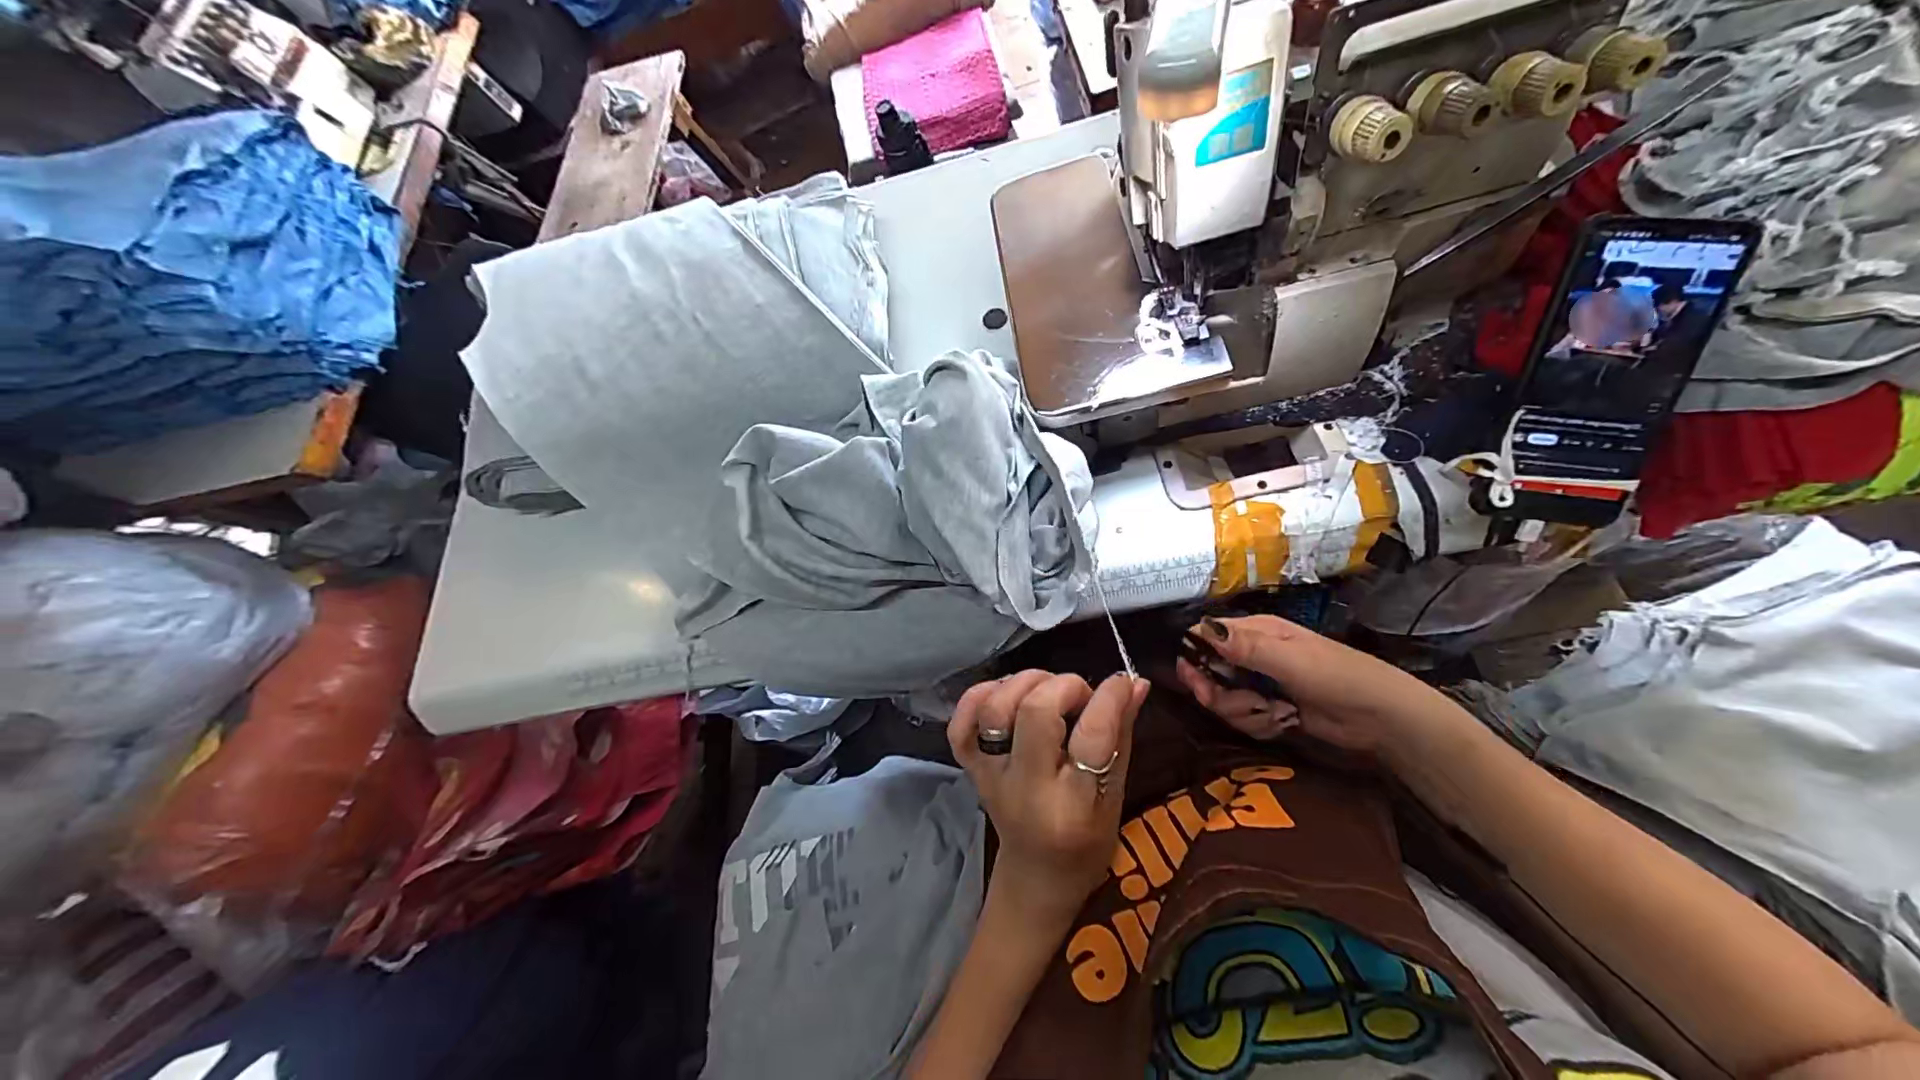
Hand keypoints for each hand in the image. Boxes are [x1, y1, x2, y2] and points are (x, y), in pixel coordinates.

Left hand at [949, 670, 1148, 925]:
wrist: (1036, 876)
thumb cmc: (1088, 842)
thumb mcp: (1116, 796)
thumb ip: (1120, 734)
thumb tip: (1135, 682)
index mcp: (1072, 806)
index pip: (1089, 738)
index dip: (1107, 698)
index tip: (1122, 681)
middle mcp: (1024, 789)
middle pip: (1034, 713)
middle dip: (1063, 686)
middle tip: (1081, 694)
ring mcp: (989, 777)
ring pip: (994, 709)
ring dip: (1024, 684)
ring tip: (1048, 689)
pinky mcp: (969, 769)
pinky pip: (961, 722)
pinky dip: (982, 695)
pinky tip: (1008, 694)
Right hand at [1173, 616, 1445, 753]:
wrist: (1381, 718)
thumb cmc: (1337, 676)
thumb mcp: (1289, 659)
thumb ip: (1245, 647)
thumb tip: (1202, 629)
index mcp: (1255, 631)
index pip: (1206, 636)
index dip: (1195, 657)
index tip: (1196, 680)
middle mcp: (1252, 654)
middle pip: (1210, 672)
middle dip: (1220, 693)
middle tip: (1242, 705)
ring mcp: (1260, 683)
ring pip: (1224, 699)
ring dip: (1243, 712)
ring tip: (1274, 714)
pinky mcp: (1269, 709)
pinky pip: (1243, 718)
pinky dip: (1258, 725)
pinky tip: (1282, 724)